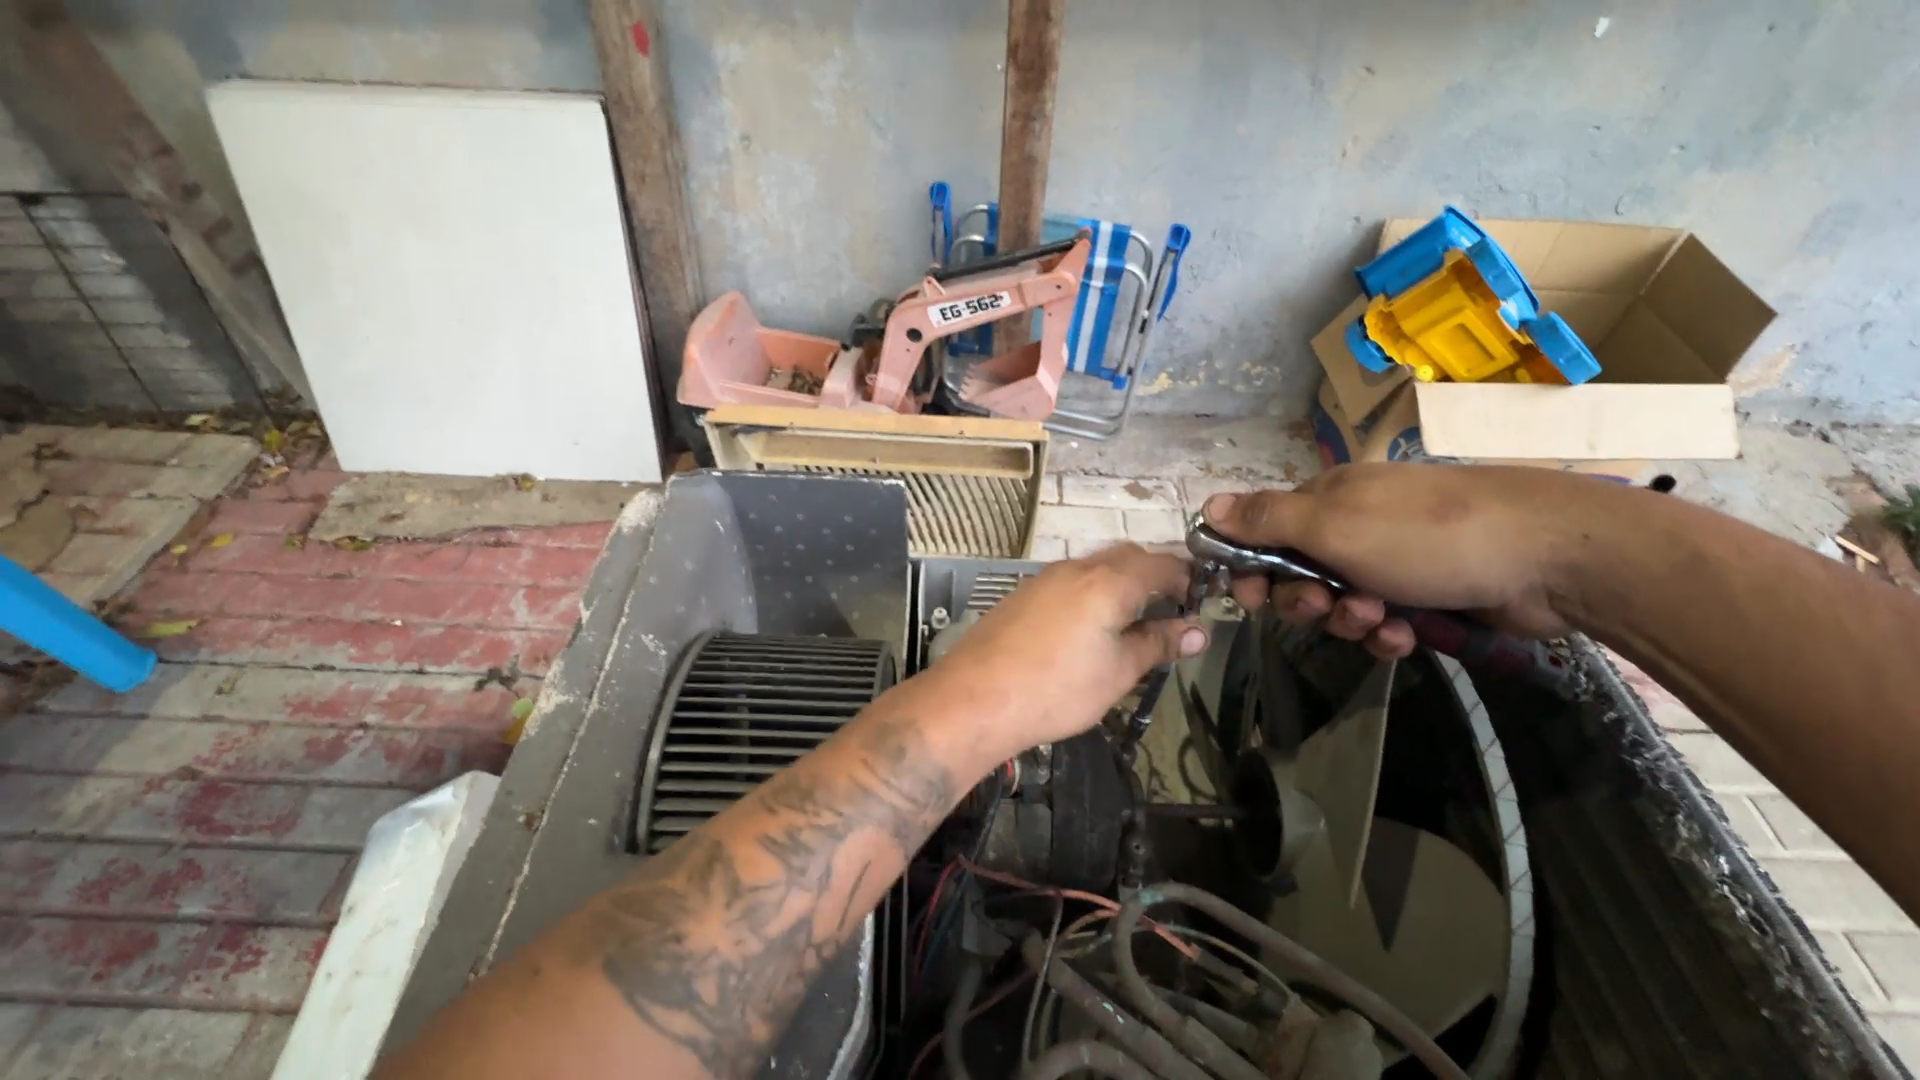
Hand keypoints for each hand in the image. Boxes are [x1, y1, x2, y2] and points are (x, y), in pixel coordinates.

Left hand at [923, 544, 1206, 758]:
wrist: (974, 698)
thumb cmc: (1056, 689)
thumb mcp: (1118, 672)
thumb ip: (1158, 644)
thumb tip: (1197, 631)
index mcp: (1108, 581)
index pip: (1161, 565)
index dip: (1186, 580)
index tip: (1200, 602)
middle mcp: (1075, 569)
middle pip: (1126, 557)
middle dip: (1153, 576)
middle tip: (1169, 610)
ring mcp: (1043, 579)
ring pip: (1094, 568)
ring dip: (1120, 584)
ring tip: (1131, 623)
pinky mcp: (1021, 595)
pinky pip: (1068, 583)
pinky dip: (1090, 594)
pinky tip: (1087, 629)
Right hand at [1205, 464, 1591, 658]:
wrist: (1547, 557)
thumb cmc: (1426, 535)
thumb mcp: (1334, 524)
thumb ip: (1266, 519)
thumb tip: (1207, 504)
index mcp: (1327, 500)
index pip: (1263, 532)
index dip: (1250, 566)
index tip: (1250, 596)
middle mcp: (1354, 526)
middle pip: (1297, 574)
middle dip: (1305, 601)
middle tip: (1326, 607)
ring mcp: (1392, 560)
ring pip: (1339, 605)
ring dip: (1350, 621)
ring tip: (1382, 619)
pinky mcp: (1426, 593)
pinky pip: (1382, 623)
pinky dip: (1387, 634)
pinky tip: (1406, 636)